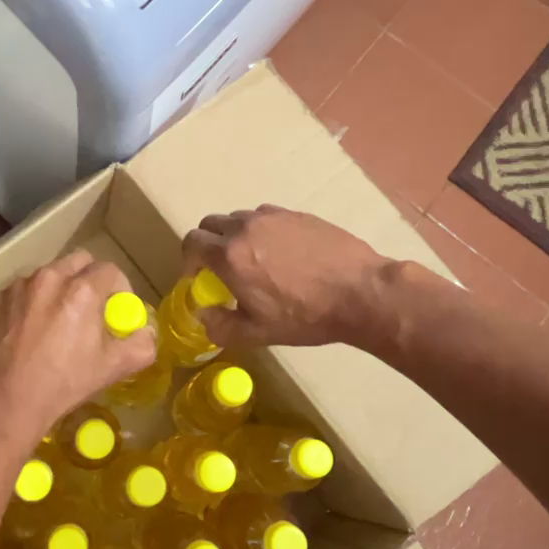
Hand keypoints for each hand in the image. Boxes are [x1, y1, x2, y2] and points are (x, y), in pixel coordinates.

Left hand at [0, 249, 156, 442]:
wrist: (5, 399)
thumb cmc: (63, 383)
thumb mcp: (112, 368)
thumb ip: (141, 345)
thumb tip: (146, 332)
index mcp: (82, 290)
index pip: (111, 270)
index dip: (119, 288)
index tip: (116, 309)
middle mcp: (50, 277)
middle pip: (80, 262)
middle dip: (90, 279)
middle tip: (90, 308)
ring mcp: (20, 286)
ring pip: (49, 274)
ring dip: (60, 289)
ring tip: (57, 320)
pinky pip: (23, 289)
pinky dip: (32, 301)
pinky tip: (30, 329)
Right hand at [181, 205, 397, 348]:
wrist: (361, 293)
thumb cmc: (306, 316)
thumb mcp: (258, 333)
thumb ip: (221, 326)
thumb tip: (204, 316)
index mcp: (230, 255)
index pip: (191, 243)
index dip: (188, 260)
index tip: (197, 278)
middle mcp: (246, 228)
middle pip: (211, 224)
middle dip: (208, 245)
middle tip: (220, 269)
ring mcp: (273, 216)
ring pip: (239, 219)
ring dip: (235, 237)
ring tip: (253, 261)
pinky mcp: (298, 214)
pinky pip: (267, 217)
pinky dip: (262, 232)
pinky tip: (281, 254)